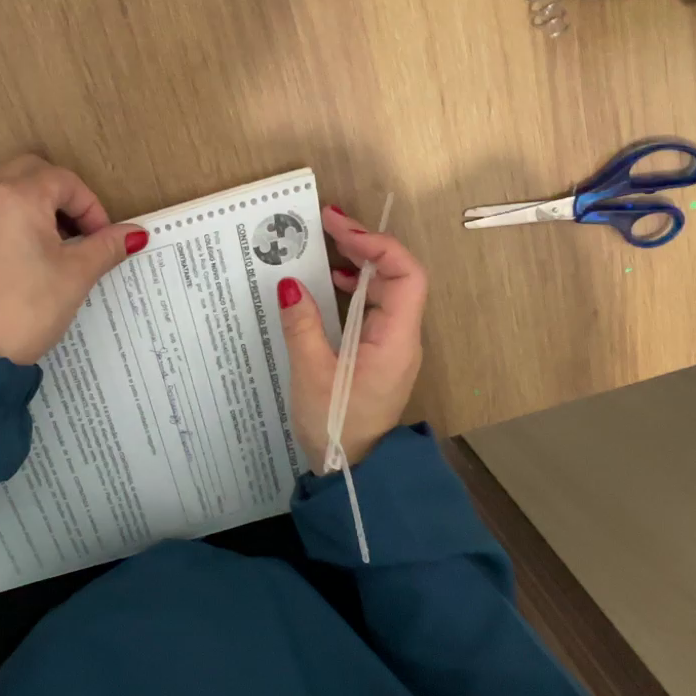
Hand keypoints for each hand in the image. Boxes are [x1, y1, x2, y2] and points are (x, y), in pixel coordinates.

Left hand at [0, 155, 148, 363]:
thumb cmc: (27, 310)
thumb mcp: (76, 277)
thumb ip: (106, 247)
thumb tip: (135, 234)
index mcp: (18, 197)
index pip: (64, 181)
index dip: (91, 206)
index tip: (102, 239)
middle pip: (28, 174)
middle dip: (59, 196)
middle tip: (76, 233)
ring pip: (1, 196)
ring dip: (30, 212)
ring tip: (48, 253)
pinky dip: (4, 231)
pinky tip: (15, 269)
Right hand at [277, 205, 425, 469]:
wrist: (352, 472)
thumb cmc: (336, 426)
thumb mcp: (311, 375)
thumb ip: (302, 326)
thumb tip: (289, 283)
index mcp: (396, 340)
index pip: (405, 274)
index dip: (376, 245)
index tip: (339, 227)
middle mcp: (403, 338)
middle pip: (398, 276)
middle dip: (365, 245)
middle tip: (328, 223)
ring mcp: (394, 347)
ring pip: (387, 291)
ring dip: (360, 264)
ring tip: (327, 245)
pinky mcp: (380, 356)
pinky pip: (375, 309)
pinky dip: (356, 289)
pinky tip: (330, 284)